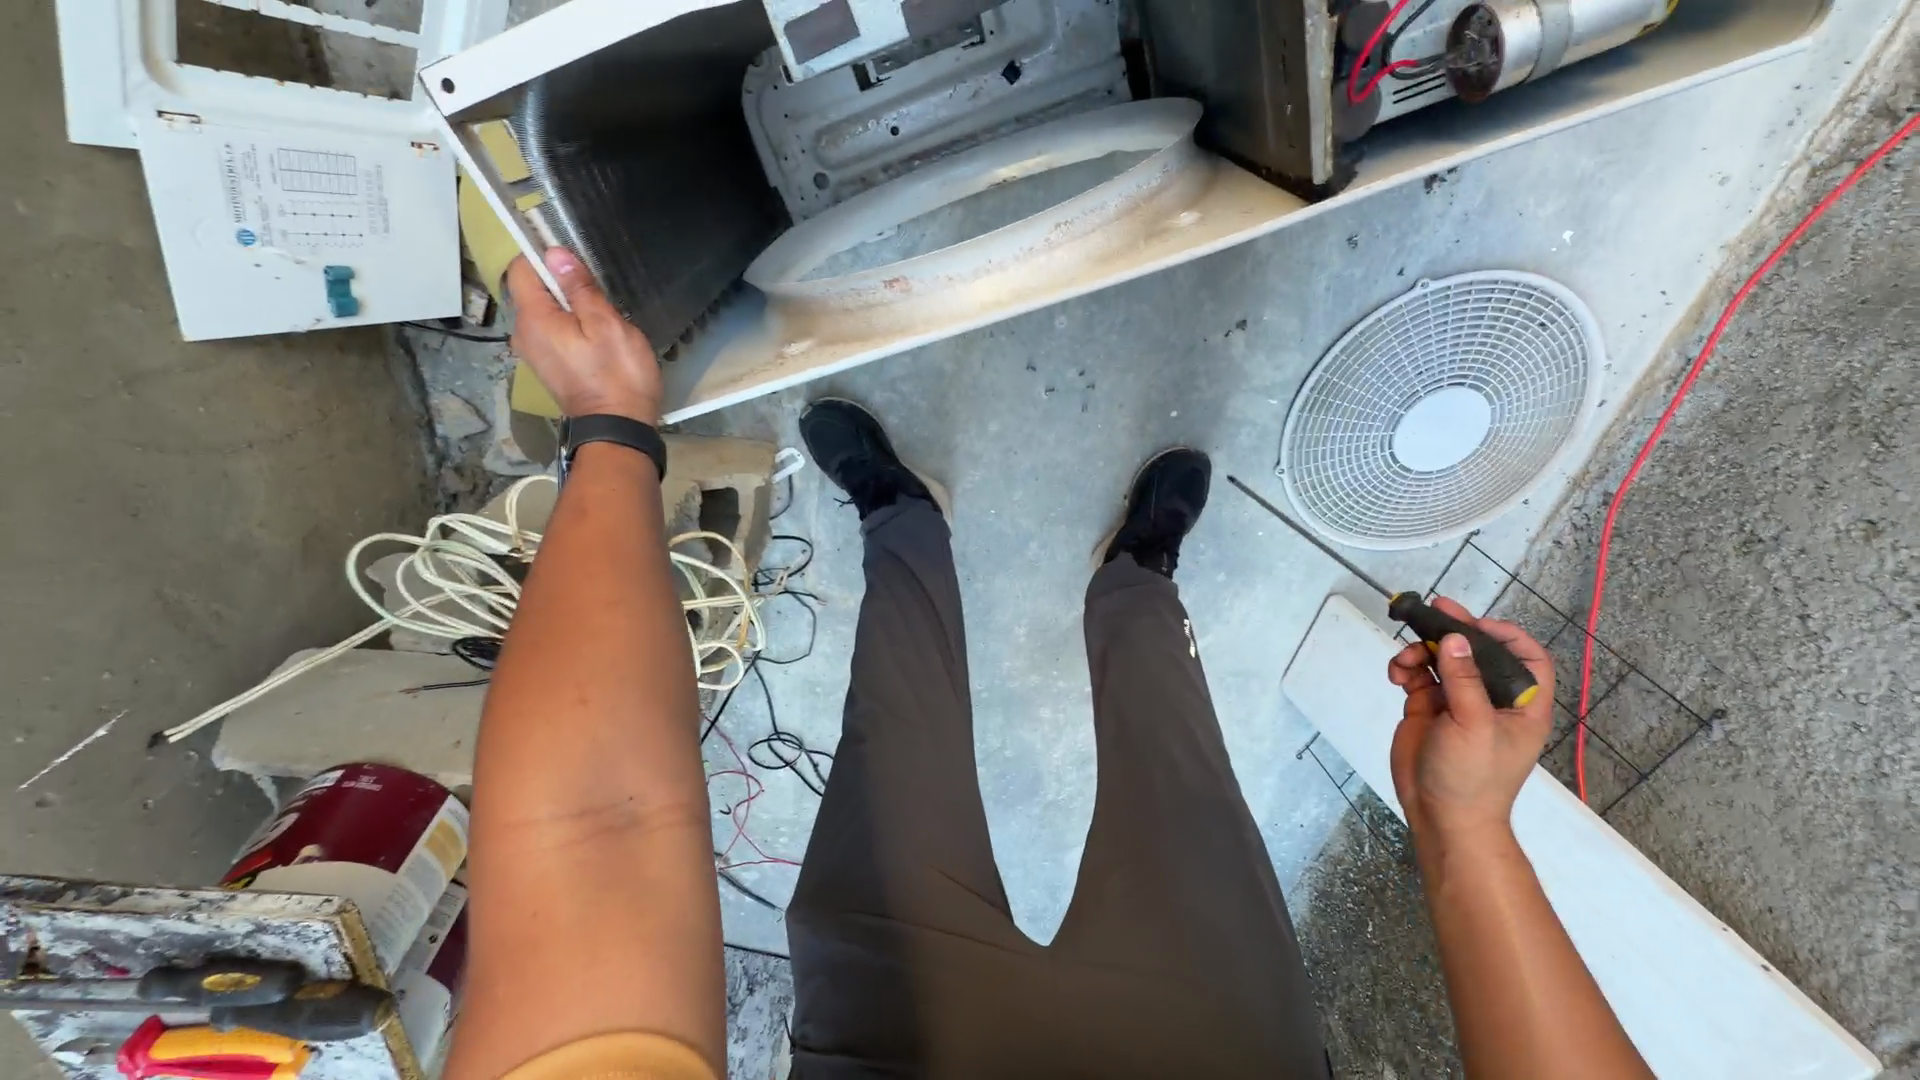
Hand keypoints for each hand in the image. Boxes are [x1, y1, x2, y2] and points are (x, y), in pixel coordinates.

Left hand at [507, 248, 662, 423]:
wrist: (618, 429)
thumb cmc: (618, 376)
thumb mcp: (607, 325)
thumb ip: (579, 288)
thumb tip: (555, 254)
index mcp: (534, 319)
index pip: (522, 269)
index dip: (545, 257)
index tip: (577, 262)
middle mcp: (523, 335)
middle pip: (533, 292)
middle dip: (561, 286)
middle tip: (599, 297)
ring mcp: (534, 355)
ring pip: (544, 315)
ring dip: (568, 310)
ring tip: (602, 321)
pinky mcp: (548, 369)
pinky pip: (552, 335)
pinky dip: (569, 329)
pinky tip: (596, 341)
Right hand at [1386, 597, 1554, 845]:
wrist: (1442, 815)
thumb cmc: (1473, 774)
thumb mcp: (1474, 724)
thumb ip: (1463, 679)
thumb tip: (1453, 637)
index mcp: (1521, 703)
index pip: (1526, 658)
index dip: (1506, 636)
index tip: (1475, 625)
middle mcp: (1490, 698)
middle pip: (1476, 652)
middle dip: (1454, 632)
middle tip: (1432, 610)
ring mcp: (1457, 702)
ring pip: (1440, 659)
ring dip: (1419, 652)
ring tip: (1403, 661)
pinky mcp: (1427, 709)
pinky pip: (1417, 676)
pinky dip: (1404, 669)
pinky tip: (1395, 675)